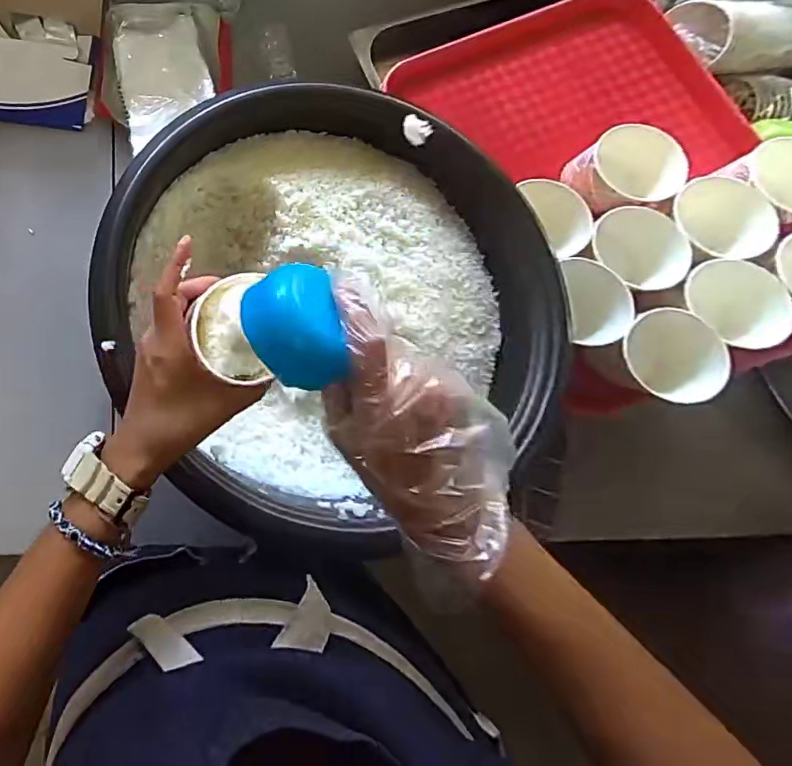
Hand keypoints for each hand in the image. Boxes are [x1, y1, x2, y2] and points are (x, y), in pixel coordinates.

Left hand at [105, 236, 266, 489]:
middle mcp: (154, 338)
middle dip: (197, 284)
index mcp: (168, 342)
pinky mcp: (150, 357)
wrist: (142, 446)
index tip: (188, 243)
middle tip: (227, 288)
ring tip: (223, 305)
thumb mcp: (225, 403)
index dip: (176, 264)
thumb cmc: (179, 423)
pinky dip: (187, 319)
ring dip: (193, 302)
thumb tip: (276, 365)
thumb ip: (253, 383)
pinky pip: (169, 326)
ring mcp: (149, 347)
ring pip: (170, 311)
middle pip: (172, 296)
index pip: (165, 292)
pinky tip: (208, 331)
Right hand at [323, 280, 512, 577]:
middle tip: (357, 371)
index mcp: (380, 394)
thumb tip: (331, 362)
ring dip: (394, 372)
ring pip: (405, 360)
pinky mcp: (460, 389)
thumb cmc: (389, 477)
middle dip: (369, 350)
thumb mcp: (344, 439)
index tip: (341, 284)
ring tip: (392, 405)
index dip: (354, 309)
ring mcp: (441, 384)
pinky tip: (415, 411)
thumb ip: (337, 394)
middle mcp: (414, 381)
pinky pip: (424, 374)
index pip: (368, 339)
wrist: (451, 507)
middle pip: (385, 346)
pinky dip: (415, 384)